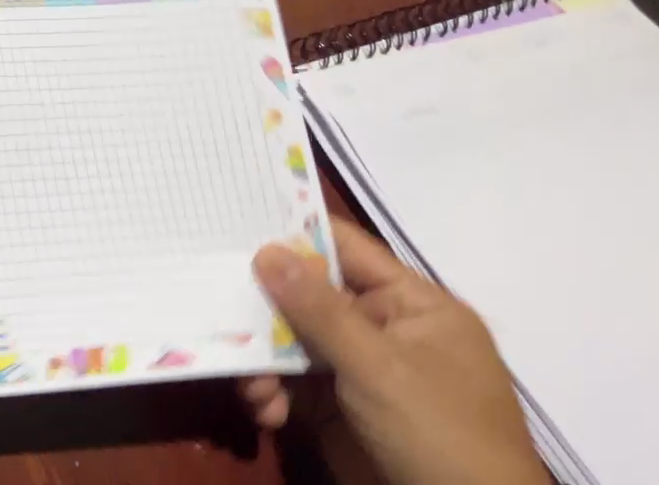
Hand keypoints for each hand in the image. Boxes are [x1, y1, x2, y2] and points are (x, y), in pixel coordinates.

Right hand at [253, 221, 545, 484]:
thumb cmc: (441, 435)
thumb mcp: (379, 368)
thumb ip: (318, 308)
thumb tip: (265, 249)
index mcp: (412, 307)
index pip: (346, 250)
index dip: (295, 234)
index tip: (234, 223)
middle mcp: (382, 329)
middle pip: (305, 295)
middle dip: (262, 308)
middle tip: (218, 305)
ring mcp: (358, 368)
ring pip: (288, 339)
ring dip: (260, 359)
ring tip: (250, 386)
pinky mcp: (336, 404)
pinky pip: (287, 379)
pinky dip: (270, 391)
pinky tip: (266, 410)